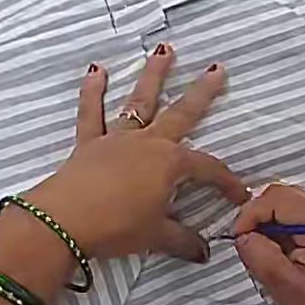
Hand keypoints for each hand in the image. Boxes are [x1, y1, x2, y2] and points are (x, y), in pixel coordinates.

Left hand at [24, 44, 247, 262]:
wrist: (64, 222)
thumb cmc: (117, 226)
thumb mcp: (156, 236)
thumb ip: (182, 241)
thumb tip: (204, 253)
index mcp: (170, 164)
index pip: (208, 169)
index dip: (227, 182)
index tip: (240, 196)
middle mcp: (148, 143)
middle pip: (182, 114)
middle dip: (203, 92)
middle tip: (218, 70)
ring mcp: (118, 139)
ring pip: (140, 102)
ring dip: (153, 75)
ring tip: (164, 51)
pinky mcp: (89, 144)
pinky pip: (91, 113)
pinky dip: (92, 92)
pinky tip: (95, 70)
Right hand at [231, 185, 304, 304]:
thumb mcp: (287, 287)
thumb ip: (262, 257)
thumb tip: (242, 235)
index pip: (277, 199)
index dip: (250, 215)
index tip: (238, 239)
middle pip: (278, 194)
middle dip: (256, 217)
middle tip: (248, 245)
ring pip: (280, 200)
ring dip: (264, 221)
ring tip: (264, 249)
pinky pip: (287, 210)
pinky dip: (274, 225)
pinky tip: (277, 247)